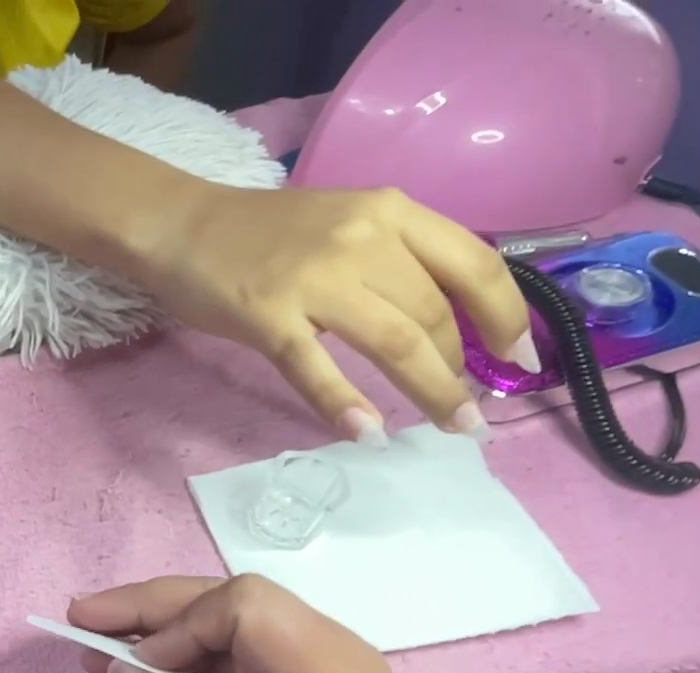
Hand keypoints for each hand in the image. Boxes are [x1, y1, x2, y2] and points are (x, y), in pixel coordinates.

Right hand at [68, 575, 468, 672]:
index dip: (181, 625)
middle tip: (80, 617)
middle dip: (148, 606)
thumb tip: (119, 671)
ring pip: (221, 610)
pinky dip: (179, 647)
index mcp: (323, 672)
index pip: (245, 605)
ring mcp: (313, 651)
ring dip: (156, 622)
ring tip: (96, 637)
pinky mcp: (296, 667)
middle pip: (224, 595)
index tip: (141, 668)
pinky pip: (229, 639)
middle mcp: (324, 643)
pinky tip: (138, 662)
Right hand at [144, 183, 535, 445]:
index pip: (472, 264)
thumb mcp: (342, 223)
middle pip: (432, 313)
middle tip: (464, 410)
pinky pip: (316, 369)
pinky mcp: (268, 318)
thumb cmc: (260, 232)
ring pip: (392, 342)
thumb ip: (389, 257)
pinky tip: (367, 433)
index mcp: (388, 211)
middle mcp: (361, 240)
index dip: (505, 316)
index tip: (517, 358)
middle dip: (459, 369)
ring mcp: (312, 280)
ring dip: (429, 391)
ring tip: (448, 427)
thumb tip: (434, 318)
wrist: (182, 227)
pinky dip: (344, 404)